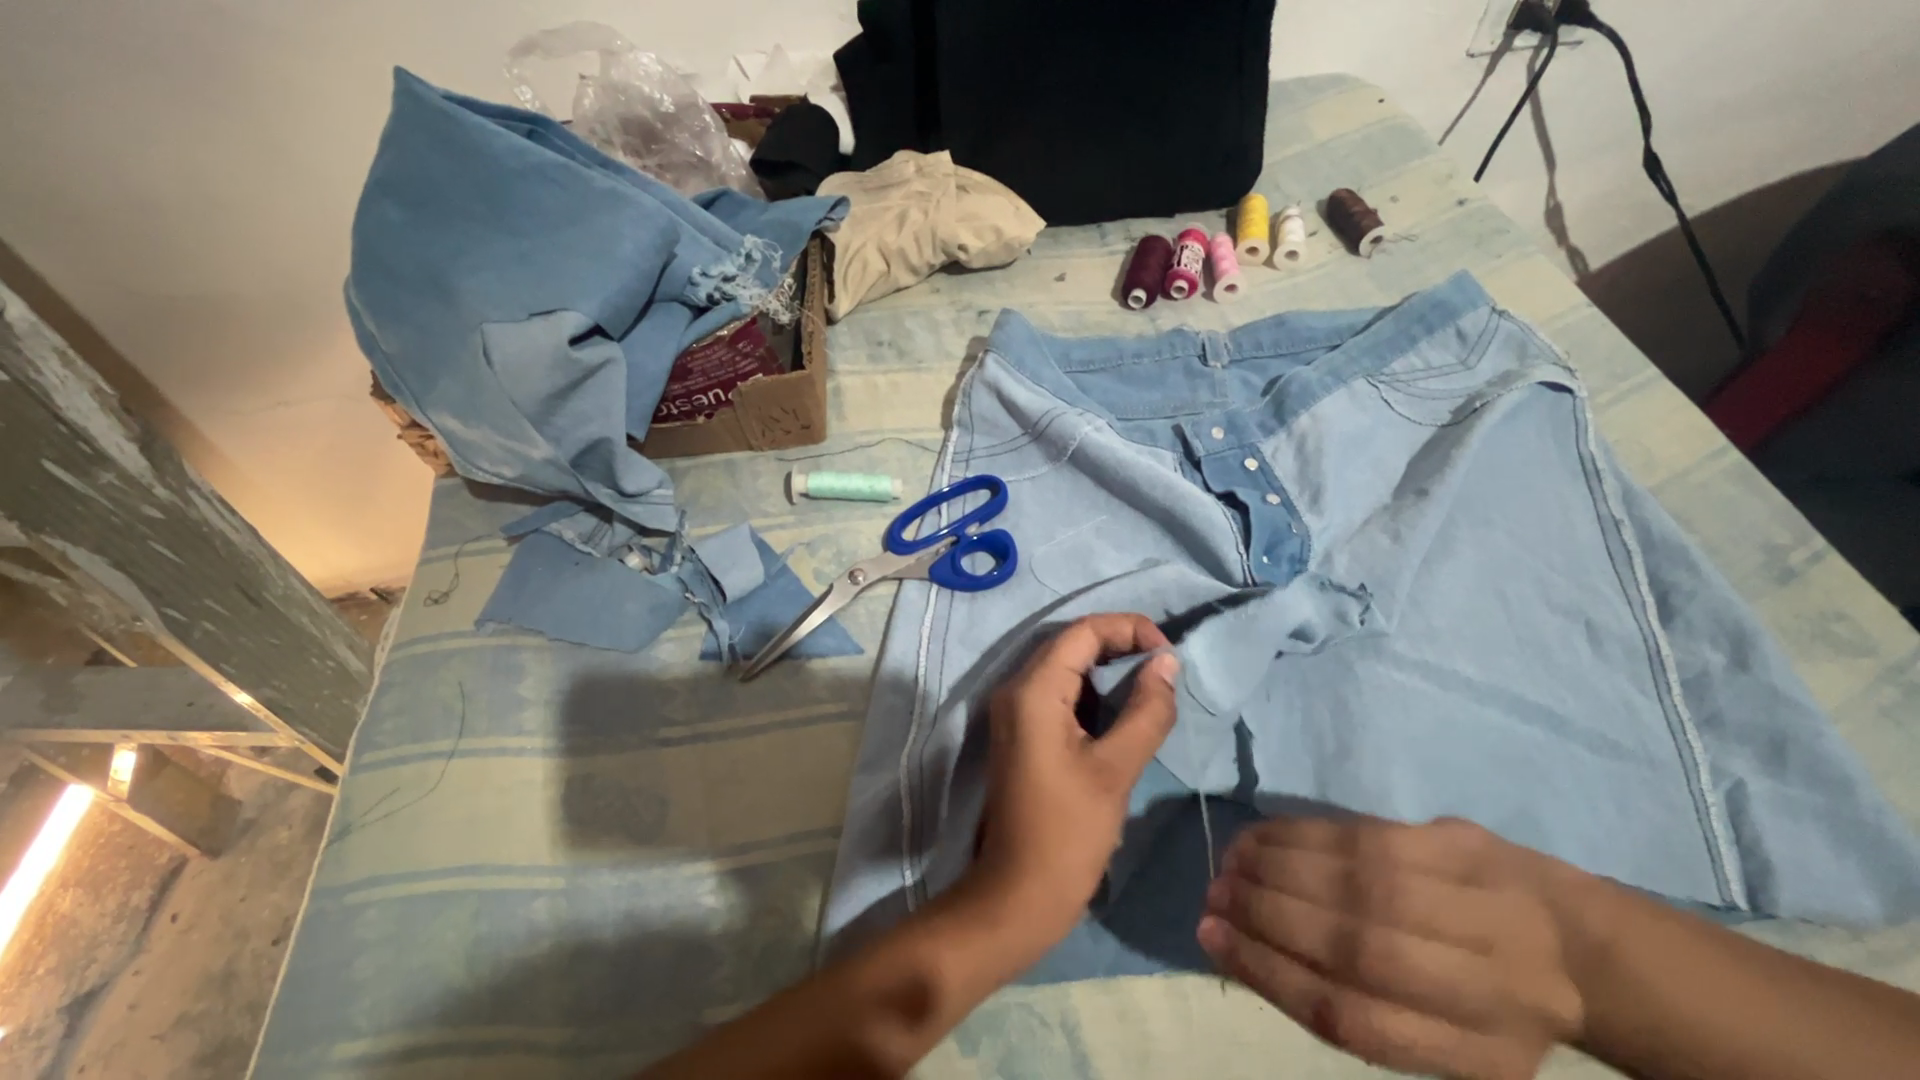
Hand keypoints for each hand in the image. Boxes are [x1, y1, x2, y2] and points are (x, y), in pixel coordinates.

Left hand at [963, 614, 1180, 954]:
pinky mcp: (1024, 736)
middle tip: (1166, 671)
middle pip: (1072, 645)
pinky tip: (1126, 716)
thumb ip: (1145, 711)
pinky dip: (1095, 697)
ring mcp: (1016, 714)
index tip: (1169, 653)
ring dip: (1110, 673)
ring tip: (1153, 691)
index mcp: (1032, 691)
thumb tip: (1166, 664)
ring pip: (1067, 671)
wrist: (1018, 894)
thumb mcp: (1116, 769)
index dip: (1128, 629)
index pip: (1082, 632)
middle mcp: (1016, 691)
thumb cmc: (1068, 832)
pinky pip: (1061, 697)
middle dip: (1121, 648)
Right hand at [1199, 816, 1586, 1079]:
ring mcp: (1484, 906)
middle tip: (1214, 895)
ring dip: (1276, 869)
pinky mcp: (1465, 844)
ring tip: (1230, 864)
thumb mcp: (1425, 1034)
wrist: (1576, 946)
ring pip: (1358, 884)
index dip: (1267, 973)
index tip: (1211, 939)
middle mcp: (1489, 988)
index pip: (1351, 1018)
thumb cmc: (1477, 1001)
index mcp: (1474, 1054)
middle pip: (1355, 948)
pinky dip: (1302, 835)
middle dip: (1265, 916)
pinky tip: (1266, 836)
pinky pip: (1366, 835)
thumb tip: (1235, 942)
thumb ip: (1340, 999)